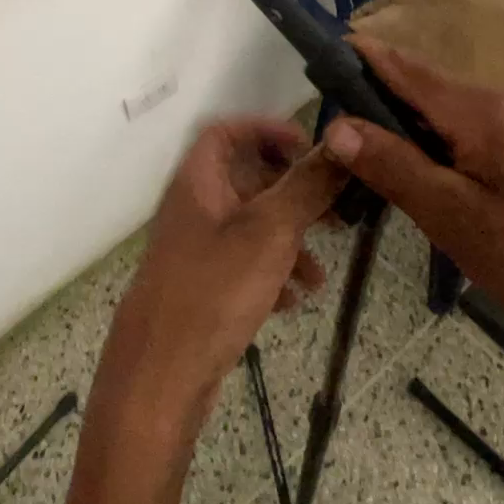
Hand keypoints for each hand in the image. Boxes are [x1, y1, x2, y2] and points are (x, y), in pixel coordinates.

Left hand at [93, 119, 344, 439]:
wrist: (162, 373)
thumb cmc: (214, 289)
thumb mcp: (270, 231)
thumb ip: (307, 186)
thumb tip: (341, 142)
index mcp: (199, 182)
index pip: (225, 132)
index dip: (265, 130)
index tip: (307, 147)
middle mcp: (194, 209)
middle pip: (246, 181)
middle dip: (293, 195)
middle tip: (335, 213)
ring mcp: (196, 251)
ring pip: (251, 228)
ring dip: (290, 242)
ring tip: (320, 274)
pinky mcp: (202, 288)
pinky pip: (243, 266)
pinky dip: (272, 274)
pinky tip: (295, 299)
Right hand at [321, 37, 503, 340]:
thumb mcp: (457, 218)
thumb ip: (396, 168)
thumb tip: (338, 126)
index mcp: (480, 112)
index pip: (405, 69)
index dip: (362, 60)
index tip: (322, 57)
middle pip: (427, 90)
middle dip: (381, 106)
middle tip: (340, 142)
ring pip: (452, 116)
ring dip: (413, 131)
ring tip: (378, 165)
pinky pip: (477, 134)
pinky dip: (444, 147)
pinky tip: (435, 181)